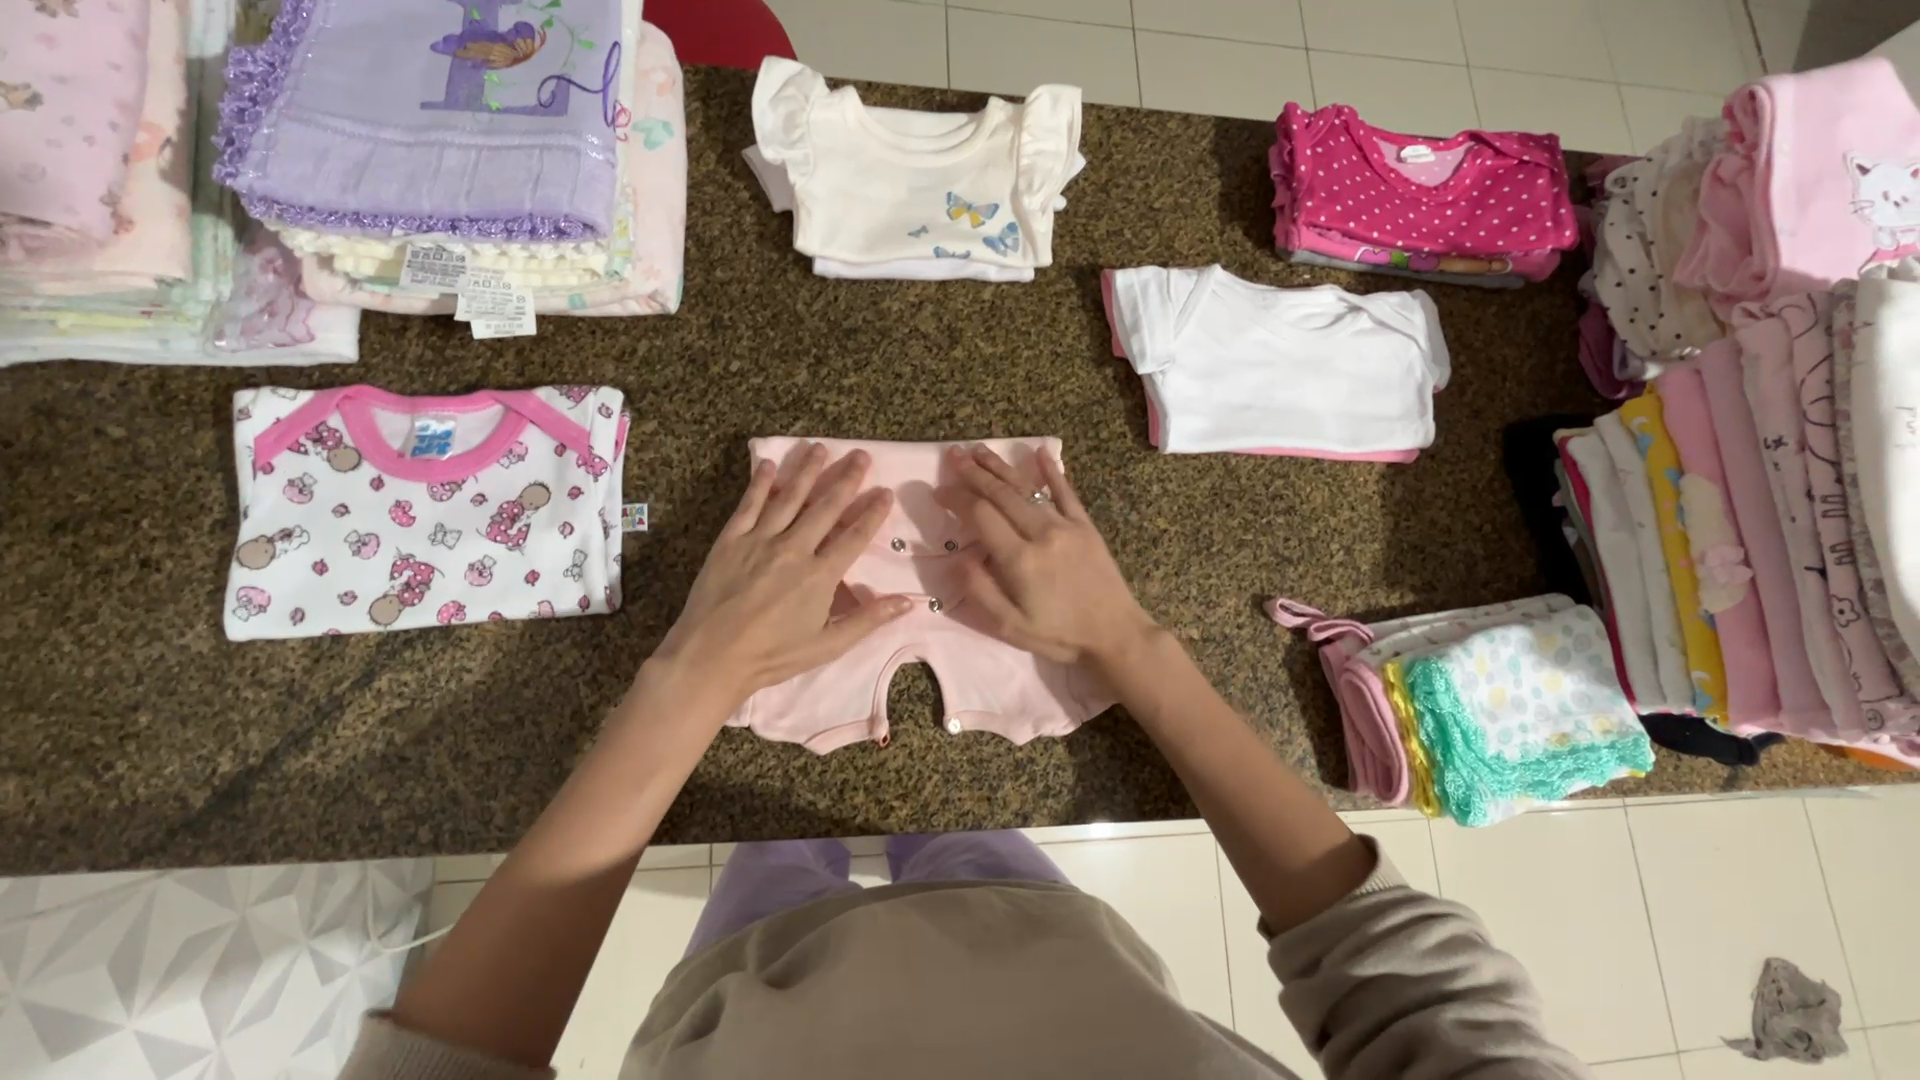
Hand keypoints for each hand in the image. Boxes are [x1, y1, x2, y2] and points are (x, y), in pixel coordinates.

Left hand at [647, 444, 911, 709]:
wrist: (711, 656)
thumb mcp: (827, 645)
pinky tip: (769, 465)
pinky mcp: (730, 541)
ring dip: (807, 471)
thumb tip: (908, 603)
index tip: (885, 492)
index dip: (872, 513)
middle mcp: (793, 549)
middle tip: (861, 456)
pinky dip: (759, 483)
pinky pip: (748, 505)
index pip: (854, 536)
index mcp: (820, 576)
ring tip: (820, 448)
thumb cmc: (772, 656)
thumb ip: (867, 620)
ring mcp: (760, 541)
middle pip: (825, 507)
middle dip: (846, 479)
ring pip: (789, 497)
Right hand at [940, 444, 1157, 669]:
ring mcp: (1066, 526)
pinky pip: (1066, 492)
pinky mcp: (1086, 526)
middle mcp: (1042, 534)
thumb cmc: (1060, 636)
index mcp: (1020, 560)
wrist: (1115, 635)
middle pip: (1001, 494)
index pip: (980, 515)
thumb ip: (980, 591)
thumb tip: (957, 559)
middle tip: (952, 455)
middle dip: (973, 473)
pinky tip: (1038, 451)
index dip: (957, 499)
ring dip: (1000, 467)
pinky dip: (1051, 471)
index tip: (939, 492)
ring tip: (978, 449)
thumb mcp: (1010, 627)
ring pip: (1027, 488)